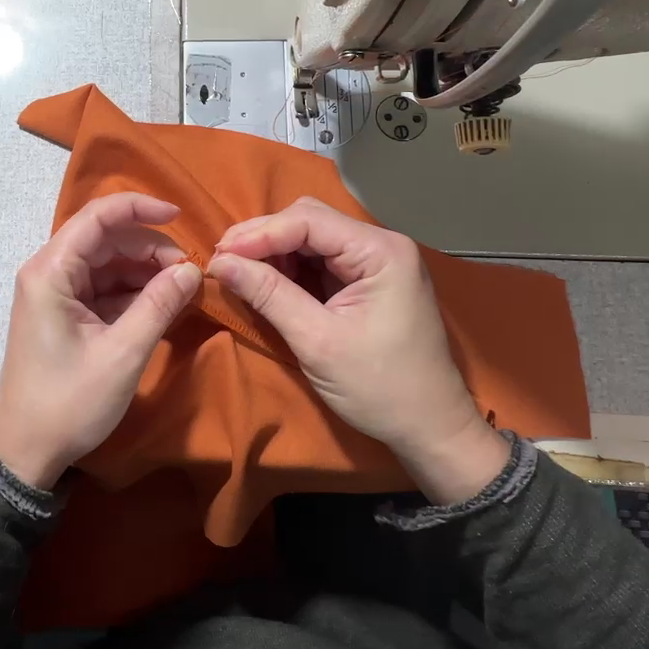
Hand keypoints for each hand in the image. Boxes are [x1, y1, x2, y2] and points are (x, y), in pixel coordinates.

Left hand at [0, 193, 202, 490]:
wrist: (27, 453)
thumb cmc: (69, 402)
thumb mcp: (122, 354)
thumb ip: (158, 305)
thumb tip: (192, 269)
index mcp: (50, 271)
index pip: (98, 216)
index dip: (140, 208)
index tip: (181, 217)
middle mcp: (48, 272)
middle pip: (105, 238)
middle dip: (149, 248)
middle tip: (190, 272)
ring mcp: (55, 293)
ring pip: (107, 263)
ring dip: (144, 271)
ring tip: (182, 290)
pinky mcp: (64, 314)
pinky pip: (103, 288)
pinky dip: (133, 293)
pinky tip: (163, 305)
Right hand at [206, 197, 507, 504]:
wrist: (430, 429)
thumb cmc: (379, 387)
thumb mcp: (316, 341)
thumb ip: (268, 294)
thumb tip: (218, 263)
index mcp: (380, 252)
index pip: (307, 220)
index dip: (258, 234)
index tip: (218, 255)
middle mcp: (380, 244)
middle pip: (308, 219)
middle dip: (262, 238)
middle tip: (223, 262)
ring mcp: (375, 262)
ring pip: (310, 236)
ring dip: (272, 252)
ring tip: (238, 272)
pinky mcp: (366, 281)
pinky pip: (318, 259)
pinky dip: (288, 267)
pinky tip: (265, 282)